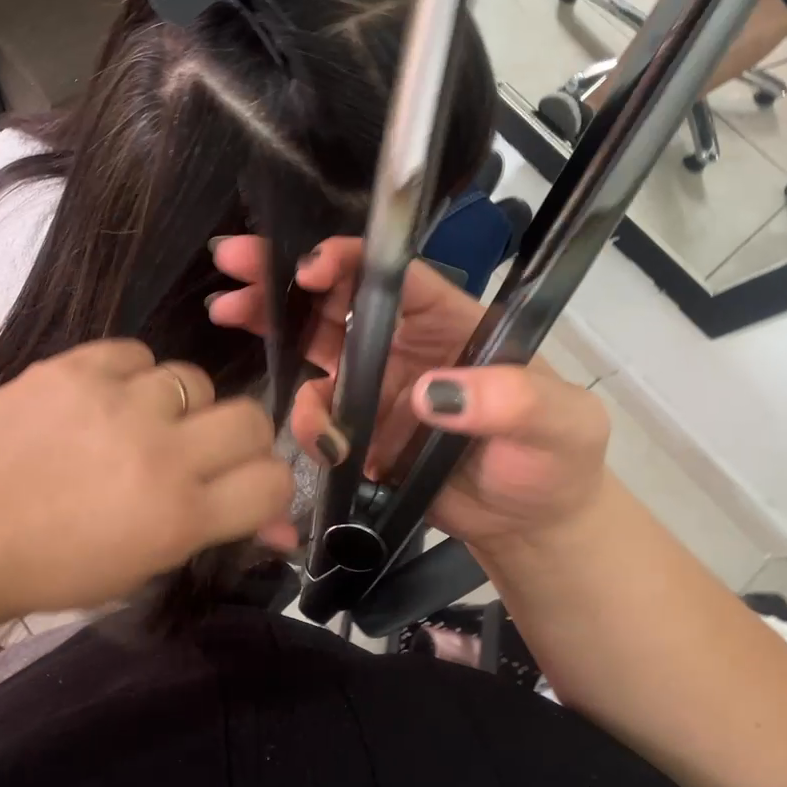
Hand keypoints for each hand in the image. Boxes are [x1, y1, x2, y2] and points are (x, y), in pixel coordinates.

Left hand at [0, 340, 295, 629]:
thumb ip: (208, 536)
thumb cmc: (45, 571)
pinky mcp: (70, 367)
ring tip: (135, 425)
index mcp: (177, 516)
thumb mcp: (137, 570)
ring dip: (177, 406)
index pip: (274, 481)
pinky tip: (100, 401)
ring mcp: (113, 400)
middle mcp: (158, 450)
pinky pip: (133, 352)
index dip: (268, 485)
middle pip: (250, 418)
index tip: (244, 488)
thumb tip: (277, 526)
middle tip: (199, 452)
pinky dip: (129, 375)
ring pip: (191, 378)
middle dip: (237, 439)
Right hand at [206, 236, 609, 546]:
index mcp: (447, 320)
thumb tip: (434, 393)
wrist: (525, 525)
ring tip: (228, 313)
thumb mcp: (559, 426)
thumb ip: (512, 402)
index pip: (393, 276)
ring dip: (268, 325)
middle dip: (281, 274)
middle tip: (233, 261)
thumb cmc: (554, 462)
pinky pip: (315, 411)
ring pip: (309, 342)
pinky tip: (319, 440)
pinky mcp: (354, 425)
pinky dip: (305, 420)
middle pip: (333, 297)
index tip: (309, 267)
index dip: (348, 262)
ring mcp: (371, 382)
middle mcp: (401, 341)